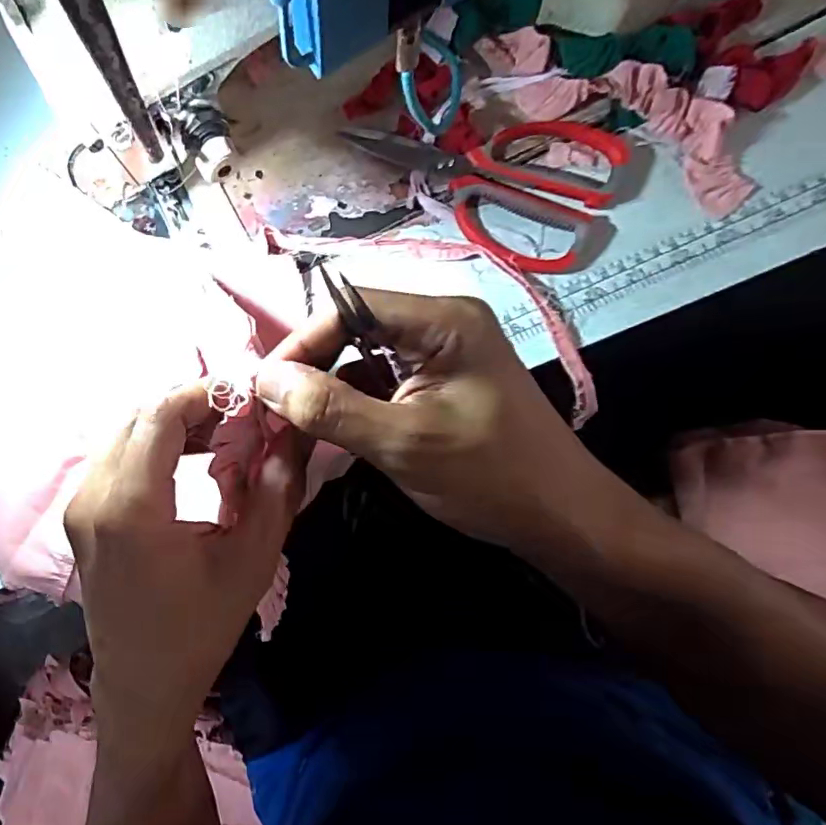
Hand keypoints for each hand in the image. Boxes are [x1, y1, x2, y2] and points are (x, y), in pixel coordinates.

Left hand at [66, 382, 308, 740]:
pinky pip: (116, 456)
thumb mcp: (251, 560)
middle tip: (240, 419)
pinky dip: (154, 445)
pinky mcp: (80, 515)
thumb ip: (275, 488)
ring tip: (221, 438)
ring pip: (125, 431)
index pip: (160, 413)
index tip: (247, 399)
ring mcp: (79, 505)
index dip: (205, 393)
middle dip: (191, 405)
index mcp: (130, 506)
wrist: (142, 685)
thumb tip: (289, 431)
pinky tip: (190, 463)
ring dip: (172, 423)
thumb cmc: (200, 629)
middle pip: (139, 415)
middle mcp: (92, 495)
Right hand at [256, 290, 626, 558]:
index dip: (303, 342)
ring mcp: (443, 353)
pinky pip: (384, 380)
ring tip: (294, 422)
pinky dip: (354, 403)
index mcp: (443, 319)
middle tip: (275, 407)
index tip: (266, 386)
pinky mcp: (441, 383)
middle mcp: (442, 323)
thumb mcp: (402, 443)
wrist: (561, 517)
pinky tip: (331, 429)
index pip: (350, 306)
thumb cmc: (490, 478)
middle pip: (355, 327)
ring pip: (365, 356)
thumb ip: (330, 407)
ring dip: (330, 387)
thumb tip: (264, 378)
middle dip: (313, 365)